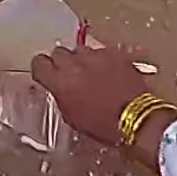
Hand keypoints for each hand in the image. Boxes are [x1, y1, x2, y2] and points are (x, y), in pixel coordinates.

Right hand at [30, 45, 158, 149]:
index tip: (46, 73)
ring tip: (91, 72)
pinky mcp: (112, 53)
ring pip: (79, 50)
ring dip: (81, 60)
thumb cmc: (102, 125)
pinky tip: (108, 72)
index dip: (42, 68)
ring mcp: (93, 56)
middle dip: (62, 62)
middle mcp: (73, 65)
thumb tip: (59, 86)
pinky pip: (99, 51)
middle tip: (71, 74)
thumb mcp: (72, 116)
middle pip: (58, 53)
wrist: (137, 119)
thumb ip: (61, 95)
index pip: (38, 63)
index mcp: (60, 82)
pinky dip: (100, 60)